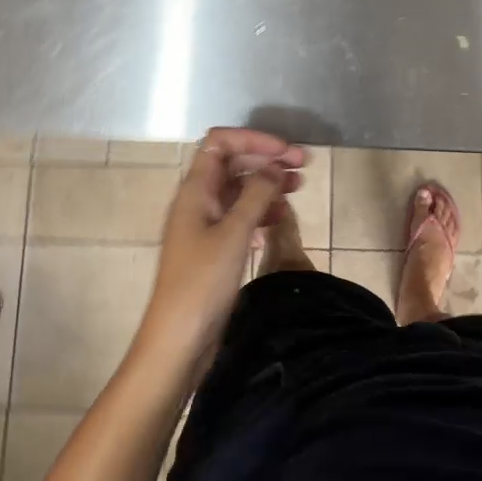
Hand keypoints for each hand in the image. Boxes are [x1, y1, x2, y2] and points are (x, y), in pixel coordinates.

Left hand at [140, 128, 305, 356]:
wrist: (177, 340)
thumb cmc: (202, 283)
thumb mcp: (234, 234)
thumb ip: (256, 195)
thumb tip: (276, 166)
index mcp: (195, 189)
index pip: (220, 142)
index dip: (253, 140)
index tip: (287, 153)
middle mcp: (197, 200)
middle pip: (233, 164)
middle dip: (266, 161)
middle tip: (303, 170)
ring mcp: (204, 225)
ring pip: (238, 191)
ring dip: (267, 186)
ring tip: (298, 192)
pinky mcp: (213, 249)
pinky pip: (239, 217)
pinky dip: (260, 213)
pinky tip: (279, 223)